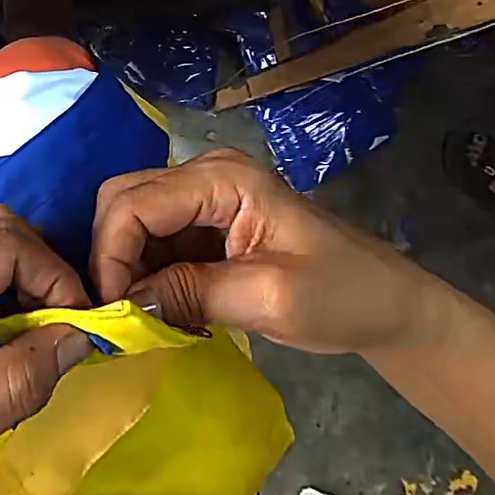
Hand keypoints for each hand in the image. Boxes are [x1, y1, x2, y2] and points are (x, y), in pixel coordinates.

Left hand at [0, 206, 95, 494]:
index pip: (13, 247)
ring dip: (26, 275)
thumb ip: (23, 378)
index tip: (78, 327)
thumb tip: (81, 336)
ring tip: (38, 327)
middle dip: (45, 271)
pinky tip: (5, 326)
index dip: (58, 281)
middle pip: (3, 230)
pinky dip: (4, 283)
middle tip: (60, 324)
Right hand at [89, 149, 452, 354]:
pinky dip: (148, 274)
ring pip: (135, 222)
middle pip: (125, 200)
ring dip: (129, 269)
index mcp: (225, 178)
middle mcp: (207, 175)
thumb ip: (190, 293)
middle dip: (112, 257)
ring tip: (143, 318)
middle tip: (119, 315)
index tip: (111, 314)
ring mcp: (208, 198)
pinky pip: (158, 241)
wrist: (383, 302)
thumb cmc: (340, 294)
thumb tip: (119, 306)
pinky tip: (162, 308)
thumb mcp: (268, 297)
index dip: (111, 256)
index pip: (134, 202)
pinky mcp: (210, 225)